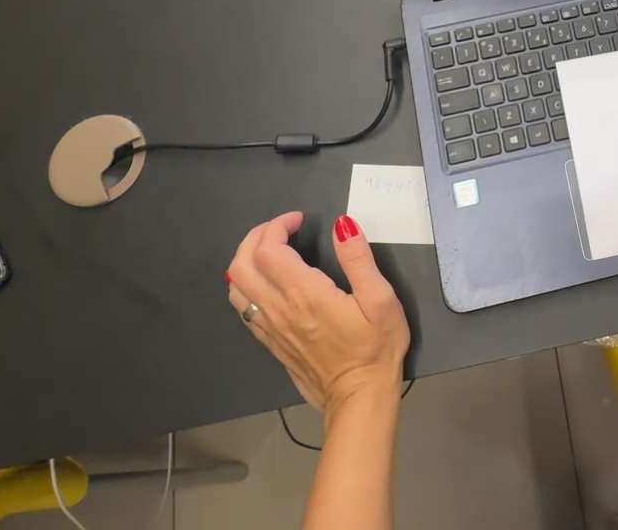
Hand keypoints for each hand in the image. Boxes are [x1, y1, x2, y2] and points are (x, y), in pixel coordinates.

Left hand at [227, 212, 410, 415]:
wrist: (359, 397)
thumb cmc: (375, 346)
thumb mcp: (381, 298)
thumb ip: (359, 259)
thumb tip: (343, 224)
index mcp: (304, 294)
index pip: (269, 250)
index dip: (278, 225)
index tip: (299, 219)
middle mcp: (279, 309)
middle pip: (241, 266)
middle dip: (255, 237)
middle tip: (281, 228)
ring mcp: (270, 329)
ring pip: (236, 287)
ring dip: (246, 260)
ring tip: (272, 249)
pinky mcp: (271, 343)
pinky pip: (243, 308)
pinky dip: (247, 284)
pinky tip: (270, 281)